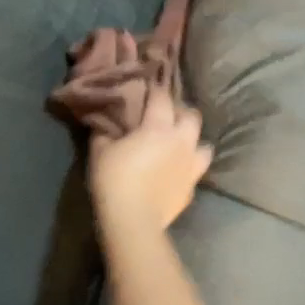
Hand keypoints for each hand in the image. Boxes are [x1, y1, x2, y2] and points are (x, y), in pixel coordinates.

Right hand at [88, 91, 213, 235]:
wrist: (133, 220)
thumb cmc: (114, 179)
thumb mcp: (100, 150)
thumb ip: (106, 132)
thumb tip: (107, 124)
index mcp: (158, 127)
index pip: (162, 98)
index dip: (155, 88)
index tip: (149, 84)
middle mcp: (181, 141)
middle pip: (191, 116)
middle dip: (181, 111)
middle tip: (166, 114)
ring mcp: (191, 165)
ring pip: (204, 144)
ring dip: (192, 140)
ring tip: (179, 143)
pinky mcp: (192, 187)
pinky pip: (197, 169)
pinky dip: (189, 166)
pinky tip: (177, 169)